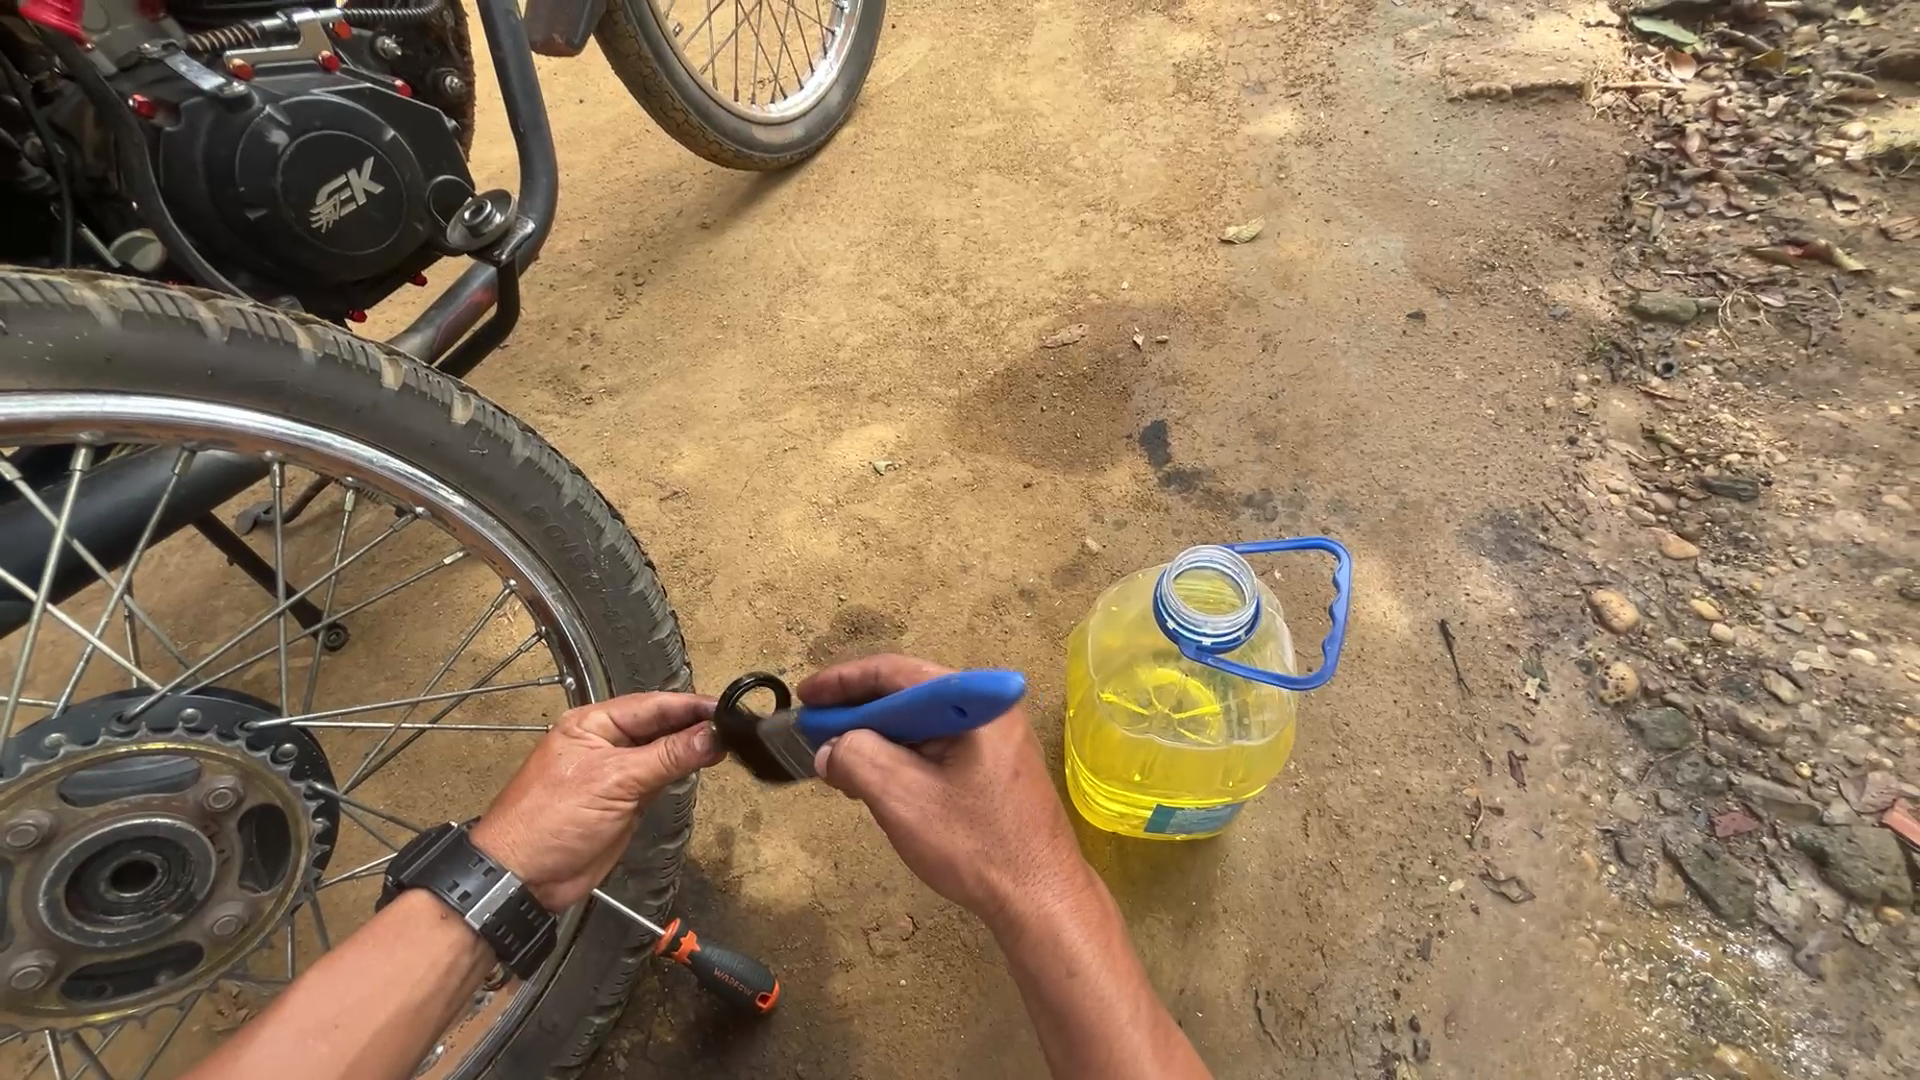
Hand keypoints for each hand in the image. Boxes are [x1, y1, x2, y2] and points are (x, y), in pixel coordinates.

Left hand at [471, 693, 723, 909]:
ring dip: (693, 746)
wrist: (523, 880)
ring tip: (729, 742)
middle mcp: (607, 740)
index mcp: (594, 723)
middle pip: (661, 724)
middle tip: (736, 725)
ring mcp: (618, 769)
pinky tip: (706, 762)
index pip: (654, 705)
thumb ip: (668, 756)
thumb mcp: (615, 781)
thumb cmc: (553, 821)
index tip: (728, 707)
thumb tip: (713, 735)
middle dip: (696, 724)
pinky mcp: (627, 797)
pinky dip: (683, 769)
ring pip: (665, 749)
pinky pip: (661, 775)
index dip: (691, 705)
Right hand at [798, 654, 1096, 929]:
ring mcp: (996, 737)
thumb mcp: (901, 797)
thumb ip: (856, 758)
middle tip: (816, 730)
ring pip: (922, 723)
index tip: (805, 695)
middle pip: (909, 694)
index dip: (843, 682)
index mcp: (973, 700)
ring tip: (839, 759)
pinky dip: (903, 756)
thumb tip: (831, 749)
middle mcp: (988, 707)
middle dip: (858, 712)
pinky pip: (939, 745)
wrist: (1042, 900)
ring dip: (878, 737)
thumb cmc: (973, 844)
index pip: (896, 672)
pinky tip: (879, 779)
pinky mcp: (996, 765)